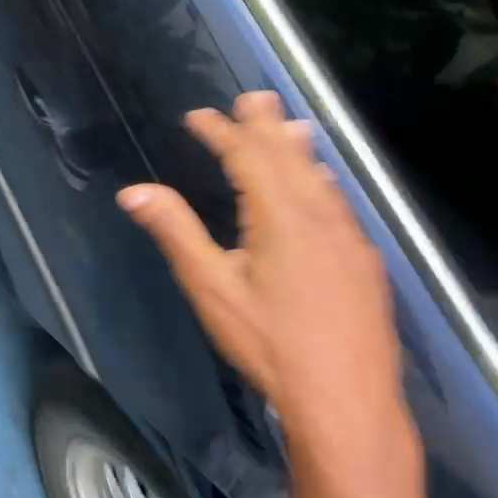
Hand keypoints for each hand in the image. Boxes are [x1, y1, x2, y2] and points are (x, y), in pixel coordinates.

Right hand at [116, 93, 401, 425]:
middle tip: (255, 96)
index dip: (222, 133)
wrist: (346, 400)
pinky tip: (323, 186)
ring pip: (322, 181)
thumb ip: (175, 232)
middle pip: (292, 160)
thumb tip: (133, 191)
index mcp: (282, 220)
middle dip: (268, 127)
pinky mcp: (364, 266)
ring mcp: (350, 243)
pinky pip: (339, 205)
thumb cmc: (268, 341)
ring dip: (300, 150)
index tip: (198, 115)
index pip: (249, 160)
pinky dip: (322, 181)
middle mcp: (321, 221)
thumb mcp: (209, 286)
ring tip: (293, 126)